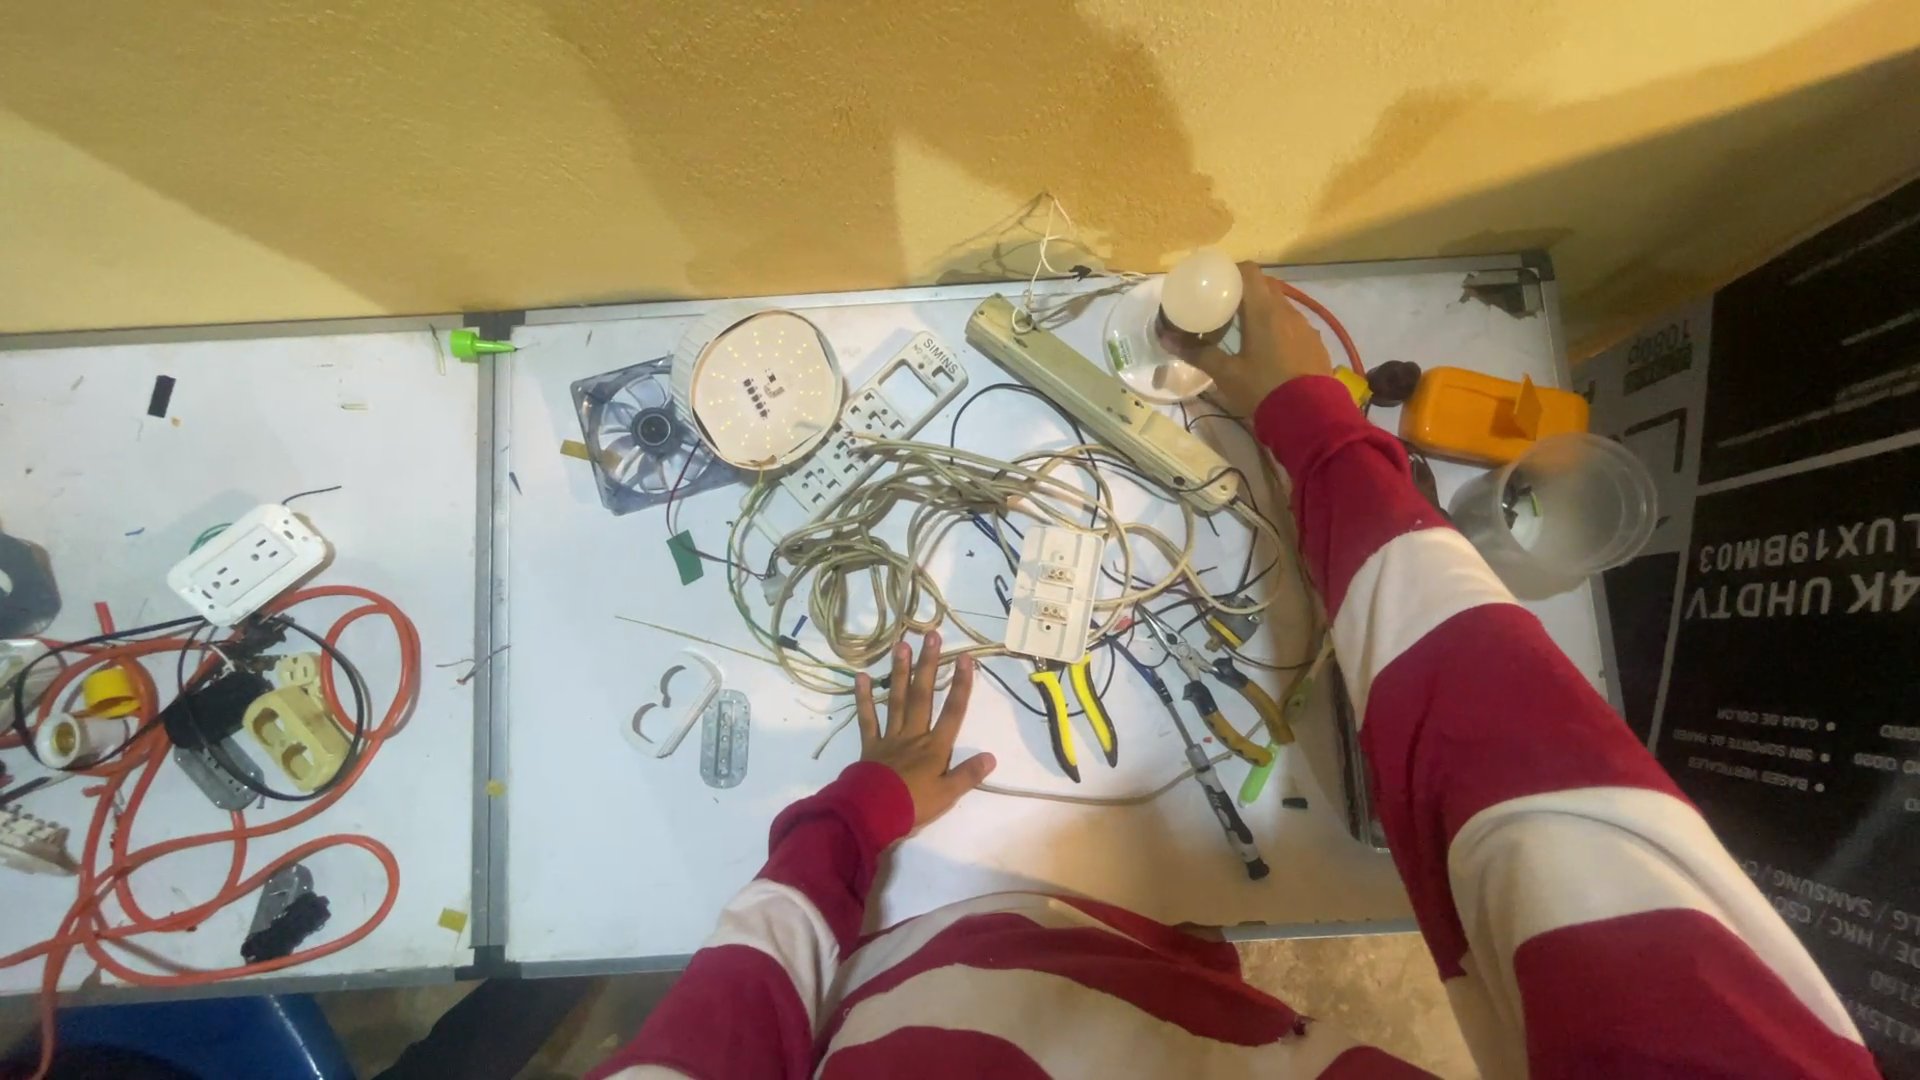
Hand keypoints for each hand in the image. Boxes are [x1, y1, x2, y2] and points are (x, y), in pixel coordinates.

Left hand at [855, 632, 994, 829]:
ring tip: (901, 645)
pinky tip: (862, 676)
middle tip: (931, 636)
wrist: (873, 813)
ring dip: (900, 671)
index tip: (965, 657)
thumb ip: (968, 774)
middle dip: (928, 665)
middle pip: (923, 695)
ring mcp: (890, 737)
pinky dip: (864, 698)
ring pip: (896, 699)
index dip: (961, 684)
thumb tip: (991, 756)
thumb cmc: (913, 805)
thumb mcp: (947, 794)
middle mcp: (914, 734)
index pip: (953, 711)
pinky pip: (867, 718)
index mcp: (935, 747)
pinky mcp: (870, 745)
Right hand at [1187, 262, 1332, 416]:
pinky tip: (1267, 350)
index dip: (1231, 271)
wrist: (1308, 415)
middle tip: (1222, 308)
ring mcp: (1304, 325)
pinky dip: (1276, 327)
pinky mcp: (1314, 342)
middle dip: (1242, 291)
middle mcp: (1287, 310)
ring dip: (1260, 310)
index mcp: (1263, 311)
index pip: (1248, 271)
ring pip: (1279, 305)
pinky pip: (1292, 324)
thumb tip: (1166, 338)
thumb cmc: (1262, 389)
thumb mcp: (1225, 374)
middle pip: (1264, 286)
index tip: (1214, 284)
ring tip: (1242, 330)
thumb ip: (1197, 353)